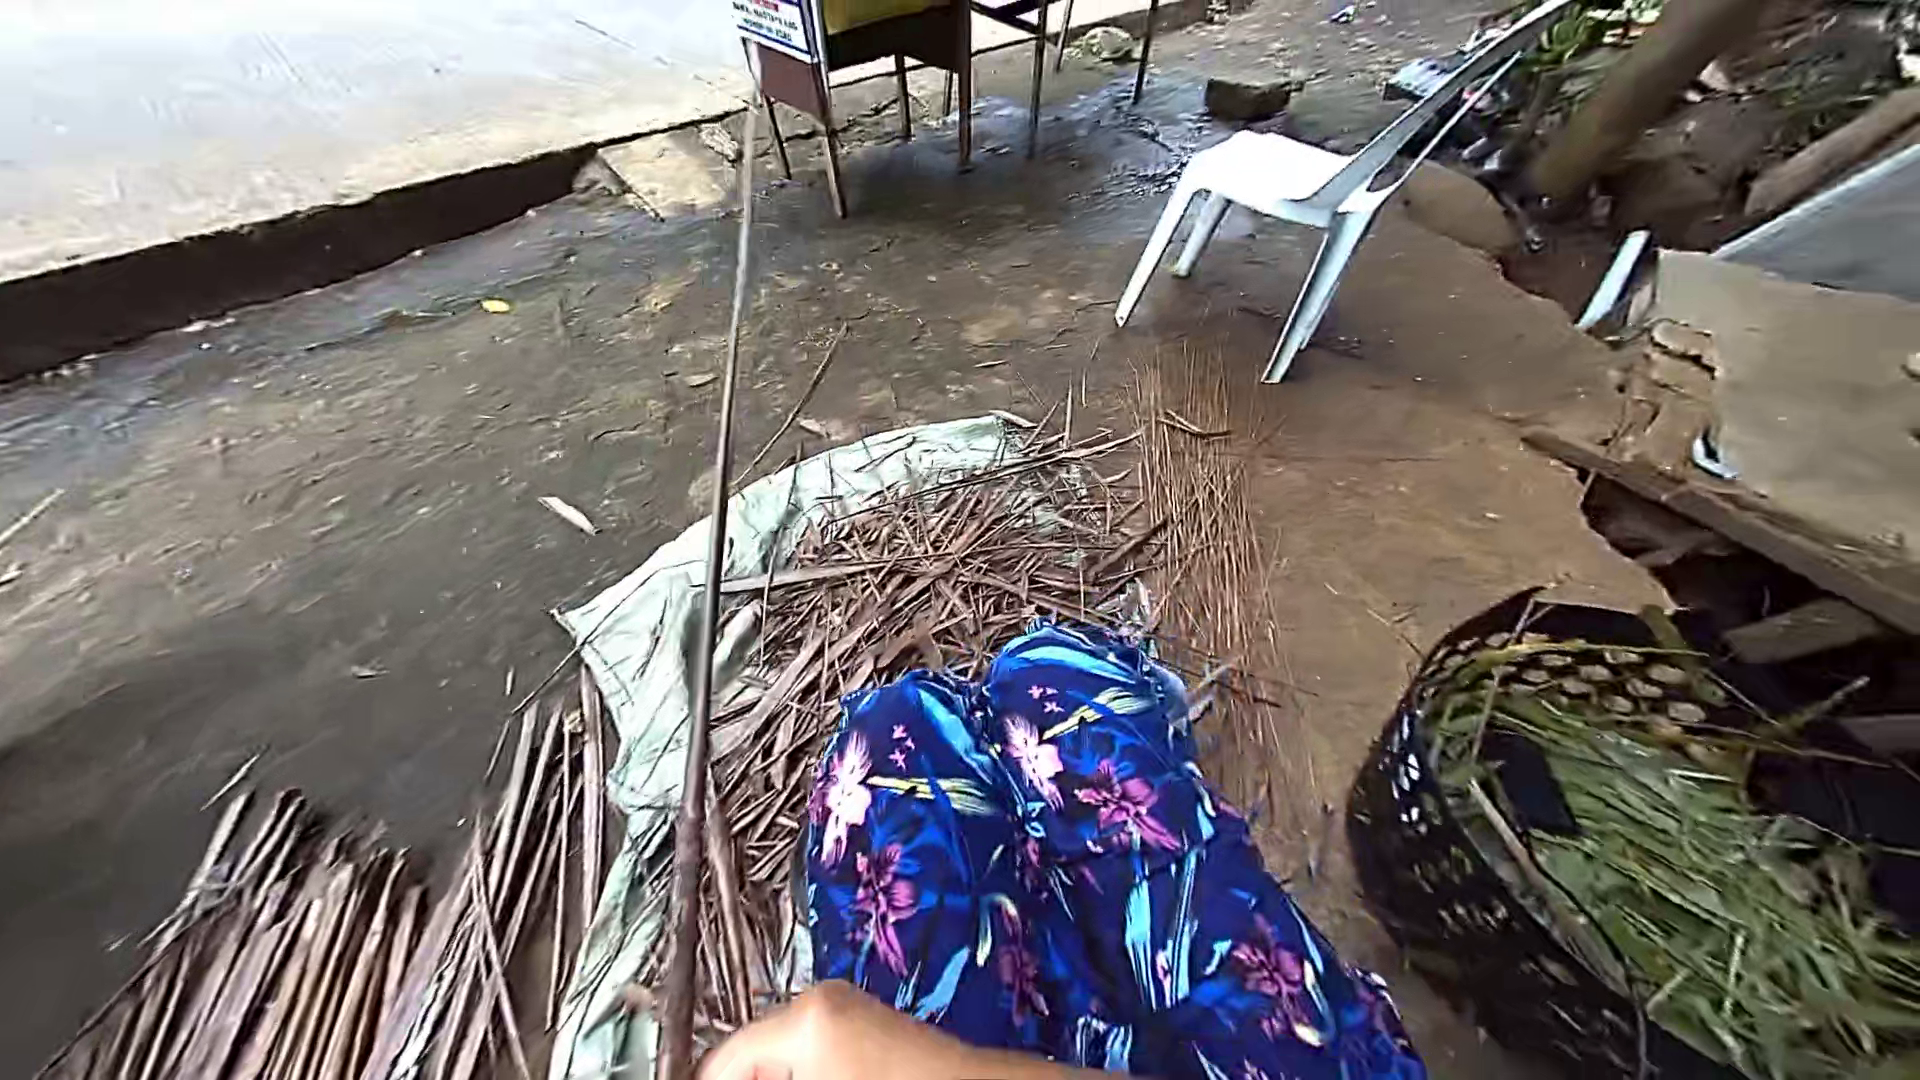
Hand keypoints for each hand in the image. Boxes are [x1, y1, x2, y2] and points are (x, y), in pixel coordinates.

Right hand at [697, 981, 1097, 1079]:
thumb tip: (714, 1079)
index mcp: (804, 1017)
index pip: (724, 1059)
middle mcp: (820, 997)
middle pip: (752, 1051)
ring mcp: (844, 1004)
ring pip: (781, 1051)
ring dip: (769, 1078)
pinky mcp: (863, 1020)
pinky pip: (810, 1048)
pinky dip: (797, 1073)